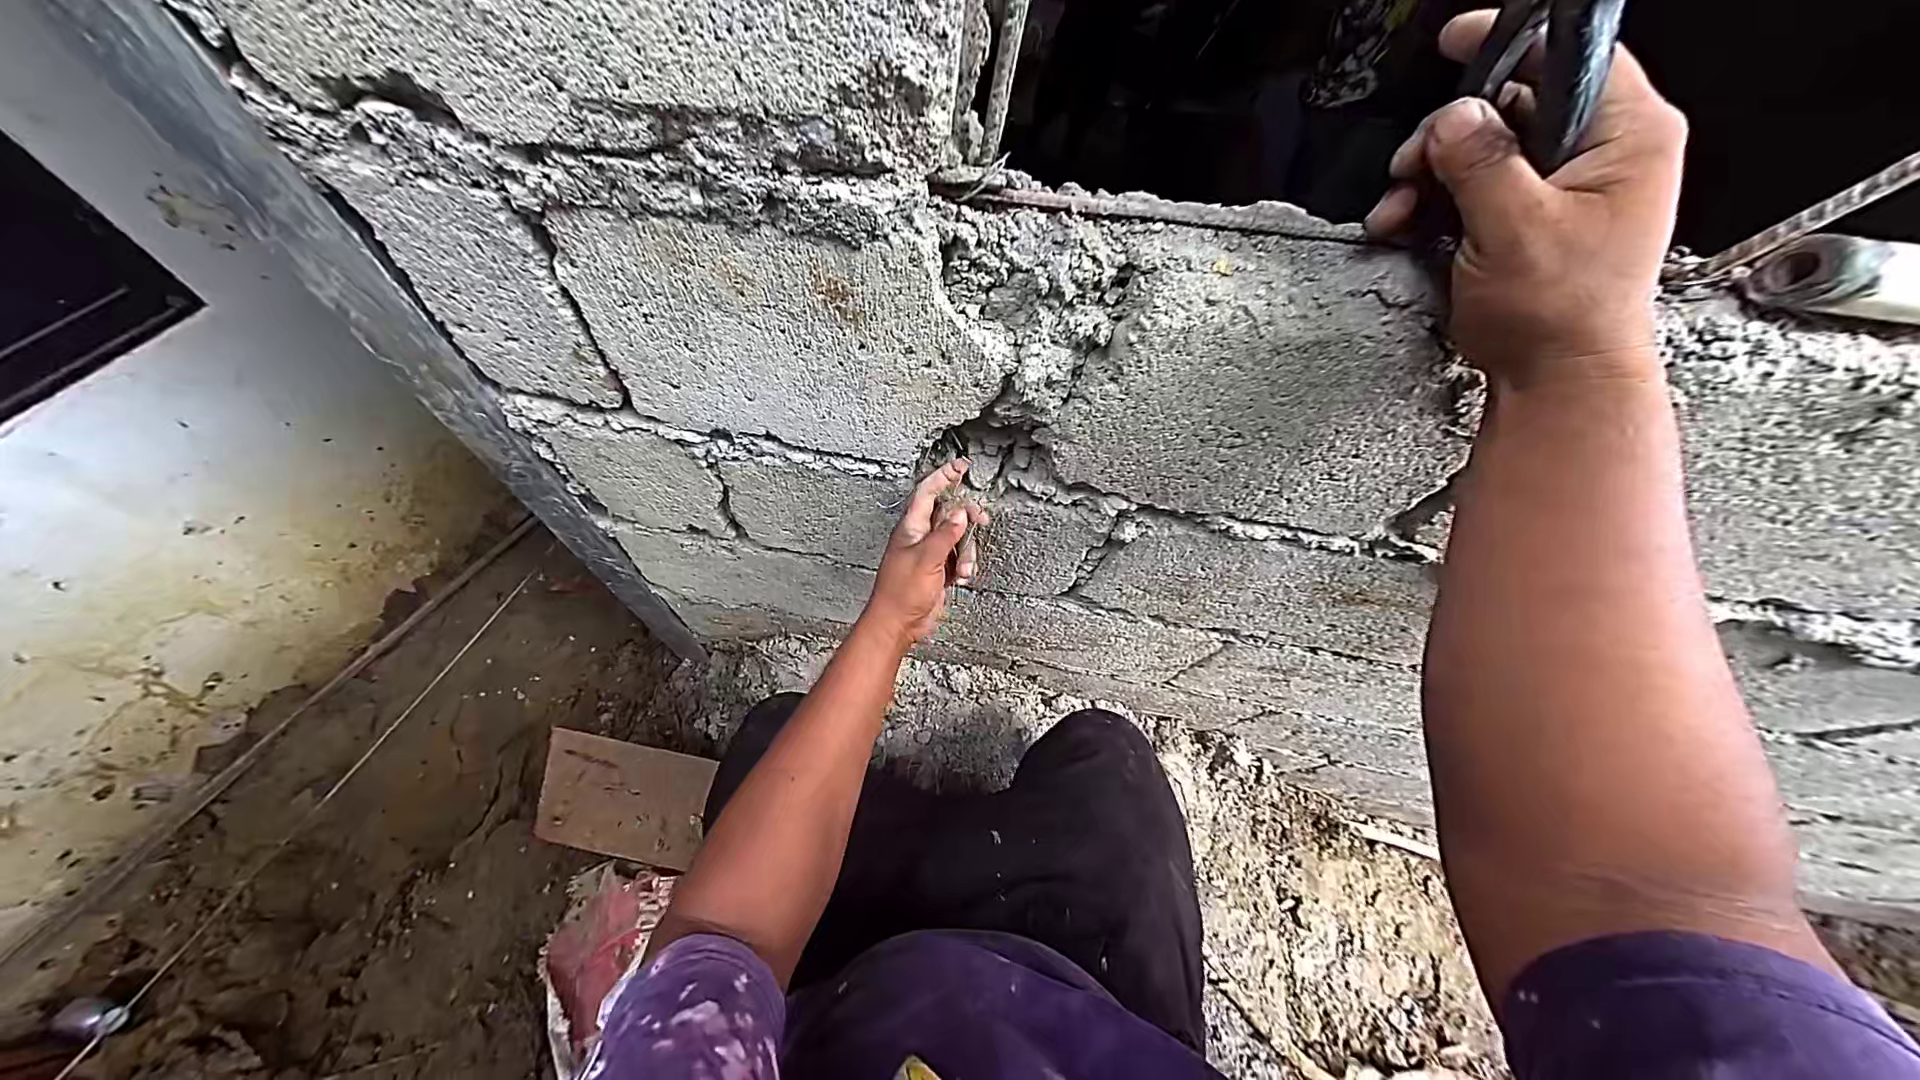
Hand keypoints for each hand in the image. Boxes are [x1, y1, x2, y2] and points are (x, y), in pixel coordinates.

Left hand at [859, 459, 987, 647]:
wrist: (899, 623)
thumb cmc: (901, 593)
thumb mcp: (927, 558)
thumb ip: (946, 534)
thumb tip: (960, 514)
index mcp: (911, 527)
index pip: (928, 492)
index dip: (944, 476)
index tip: (961, 466)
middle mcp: (920, 536)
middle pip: (949, 513)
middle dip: (966, 518)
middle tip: (979, 521)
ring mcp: (930, 553)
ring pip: (958, 538)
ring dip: (966, 552)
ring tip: (962, 569)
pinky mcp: (938, 569)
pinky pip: (958, 557)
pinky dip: (963, 566)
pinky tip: (960, 577)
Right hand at [1364, 10, 1687, 388]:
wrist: (1552, 374)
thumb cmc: (1557, 312)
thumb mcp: (1516, 228)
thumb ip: (1484, 164)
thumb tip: (1454, 117)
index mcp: (1623, 137)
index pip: (1570, 56)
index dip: (1512, 42)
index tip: (1458, 40)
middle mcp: (1592, 156)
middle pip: (1508, 109)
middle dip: (1444, 139)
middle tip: (1408, 170)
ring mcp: (1552, 192)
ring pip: (1477, 157)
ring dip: (1425, 181)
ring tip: (1396, 215)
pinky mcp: (1517, 224)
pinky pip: (1466, 196)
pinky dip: (1428, 209)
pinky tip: (1404, 228)